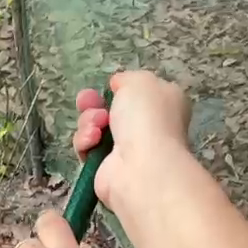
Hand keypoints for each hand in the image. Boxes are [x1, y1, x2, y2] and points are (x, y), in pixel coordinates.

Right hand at [72, 71, 194, 215]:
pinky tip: (93, 142)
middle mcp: (144, 128)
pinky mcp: (105, 168)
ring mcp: (125, 150)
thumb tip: (116, 88)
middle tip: (87, 102)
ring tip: (97, 126)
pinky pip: (86, 148)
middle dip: (93, 104)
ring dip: (88, 121)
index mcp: (162, 105)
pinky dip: (85, 142)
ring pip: (93, 127)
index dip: (118, 89)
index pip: (134, 94)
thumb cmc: (146, 118)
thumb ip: (126, 79)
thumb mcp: (140, 81)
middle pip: (108, 109)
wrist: (140, 166)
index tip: (110, 88)